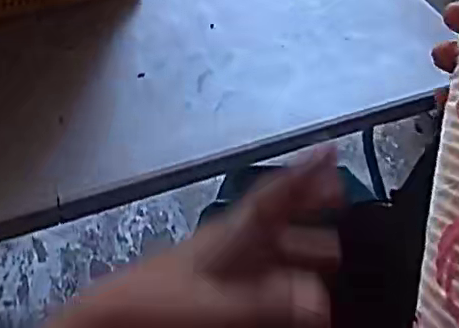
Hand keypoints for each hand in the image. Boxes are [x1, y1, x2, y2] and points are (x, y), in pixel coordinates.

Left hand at [50, 150, 342, 327]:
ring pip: (273, 247)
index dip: (306, 171)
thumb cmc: (160, 300)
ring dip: (303, 245)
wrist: (116, 317)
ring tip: (333, 248)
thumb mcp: (218, 301)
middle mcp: (234, 242)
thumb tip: (319, 297)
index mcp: (235, 233)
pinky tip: (296, 291)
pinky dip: (284, 276)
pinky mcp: (217, 287)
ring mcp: (225, 265)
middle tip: (341, 194)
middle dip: (311, 206)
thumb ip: (267, 298)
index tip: (330, 147)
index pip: (277, 194)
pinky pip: (261, 273)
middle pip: (280, 218)